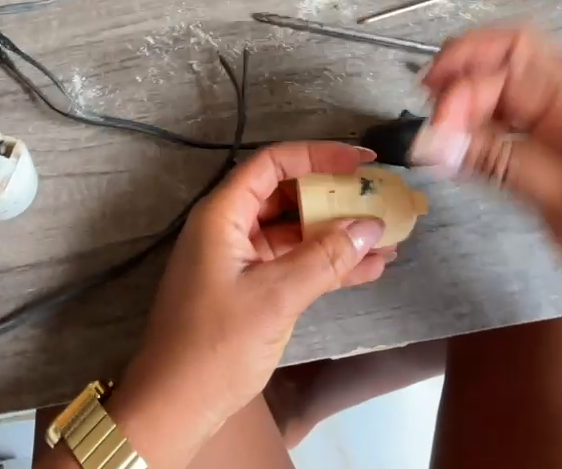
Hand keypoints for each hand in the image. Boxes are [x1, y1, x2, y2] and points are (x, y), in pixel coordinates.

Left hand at [116, 142, 393, 447]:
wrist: (174, 406)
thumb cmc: (213, 345)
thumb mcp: (275, 298)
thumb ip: (324, 259)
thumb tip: (369, 227)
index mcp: (223, 213)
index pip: (274, 164)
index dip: (318, 155)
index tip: (361, 161)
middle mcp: (230, 225)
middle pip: (287, 194)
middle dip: (335, 196)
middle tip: (380, 199)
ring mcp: (239, 256)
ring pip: (295, 229)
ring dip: (337, 233)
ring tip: (388, 237)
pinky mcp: (250, 284)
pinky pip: (293, 260)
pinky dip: (326, 263)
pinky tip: (368, 268)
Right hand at [415, 27, 561, 331]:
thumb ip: (500, 163)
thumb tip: (435, 138)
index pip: (513, 59)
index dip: (466, 79)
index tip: (437, 122)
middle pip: (508, 59)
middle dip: (461, 72)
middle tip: (428, 108)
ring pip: (506, 90)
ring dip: (466, 100)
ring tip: (438, 131)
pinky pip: (512, 123)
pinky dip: (480, 128)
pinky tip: (461, 149)